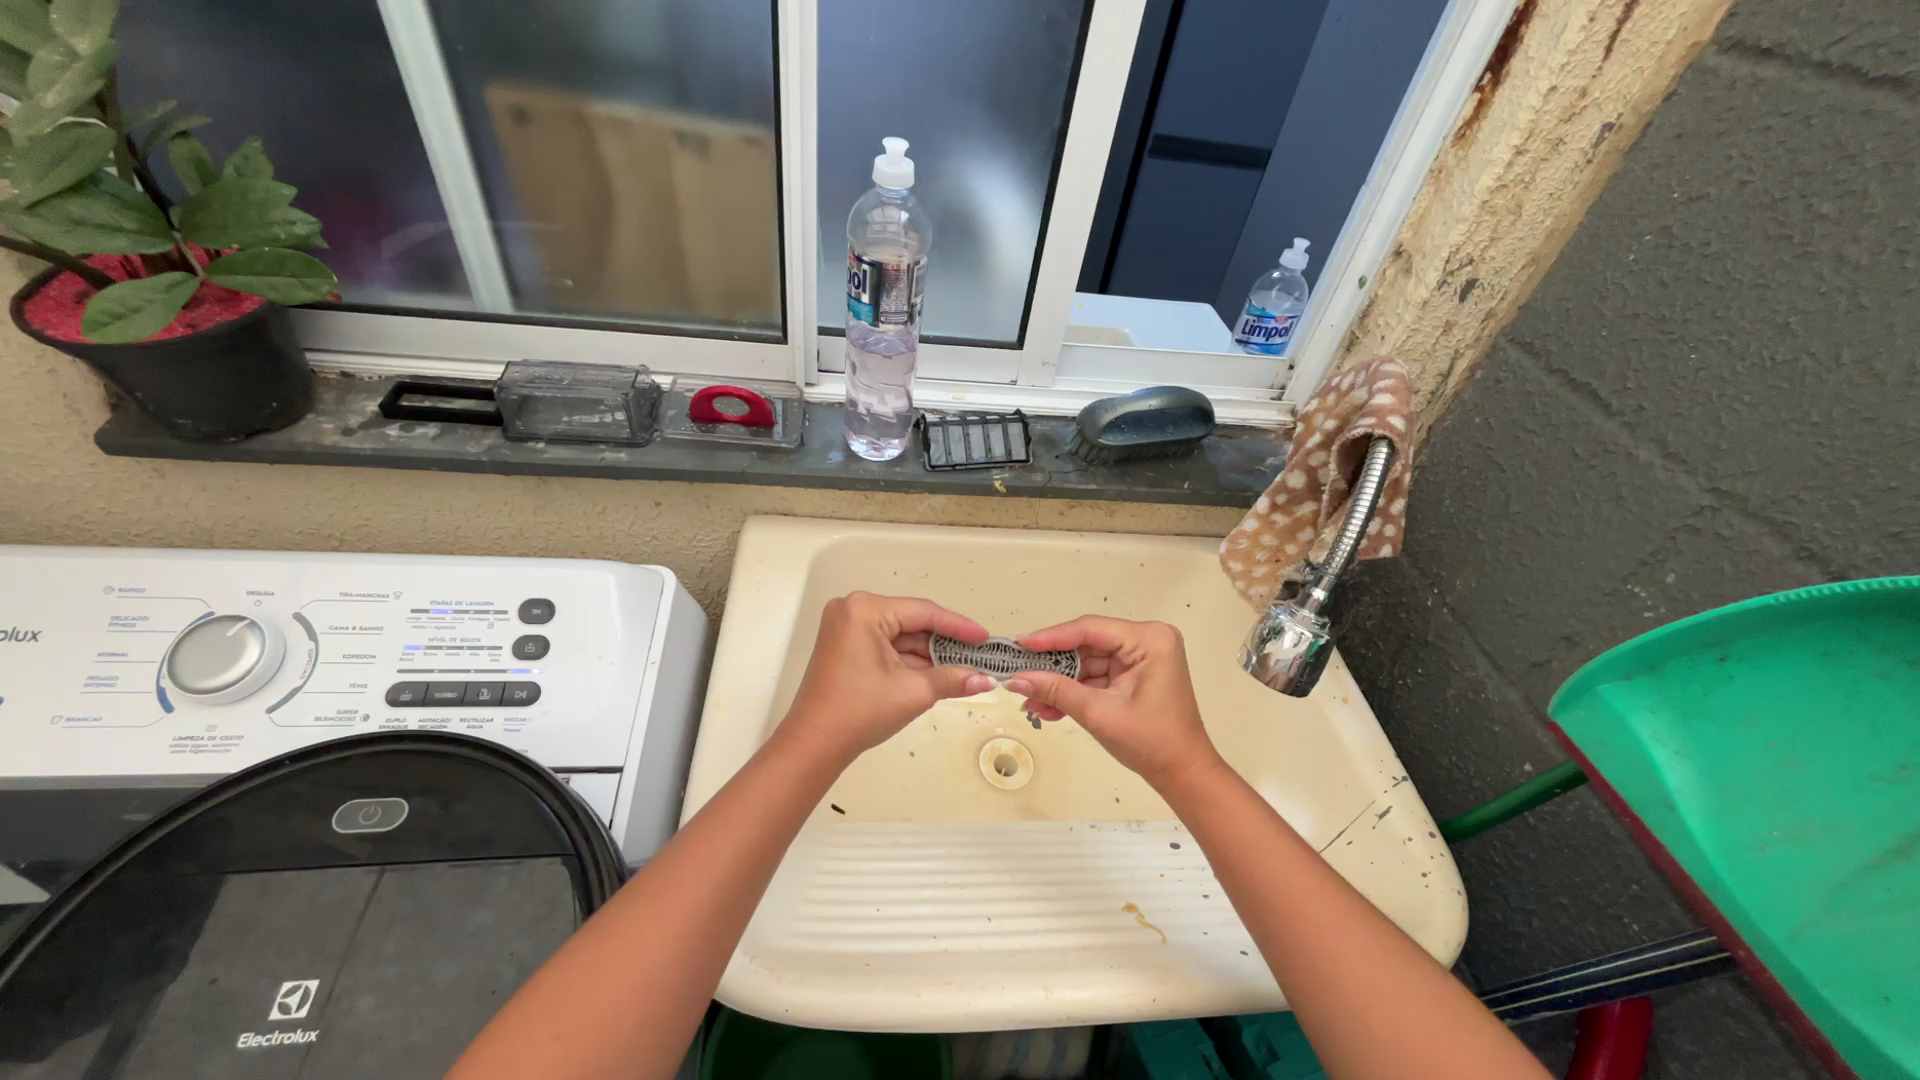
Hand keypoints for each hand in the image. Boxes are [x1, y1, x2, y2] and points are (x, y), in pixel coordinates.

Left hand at [781, 592, 994, 763]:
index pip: (923, 612)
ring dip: (929, 654)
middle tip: (979, 655)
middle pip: (911, 622)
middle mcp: (852, 610)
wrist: (814, 744)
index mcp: (865, 610)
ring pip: (900, 636)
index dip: (959, 626)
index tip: (985, 637)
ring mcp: (846, 628)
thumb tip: (986, 679)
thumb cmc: (860, 711)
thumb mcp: (913, 692)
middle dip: (945, 643)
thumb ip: (953, 679)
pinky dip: (910, 661)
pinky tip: (939, 672)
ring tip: (966, 667)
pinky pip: (886, 647)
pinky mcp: (844, 647)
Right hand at [1009, 616, 1218, 789]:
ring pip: (1086, 662)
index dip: (1051, 637)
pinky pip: (1095, 677)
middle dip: (1052, 665)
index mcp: (1149, 640)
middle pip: (1086, 644)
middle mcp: (1146, 641)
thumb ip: (1056, 690)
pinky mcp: (1133, 675)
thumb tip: (1015, 679)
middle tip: (1018, 672)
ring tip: (1028, 698)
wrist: (1182, 774)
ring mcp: (1140, 658)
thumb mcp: (1098, 713)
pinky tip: (1047, 707)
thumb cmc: (1150, 741)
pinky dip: (1074, 692)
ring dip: (1059, 683)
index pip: (1090, 629)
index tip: (1019, 644)